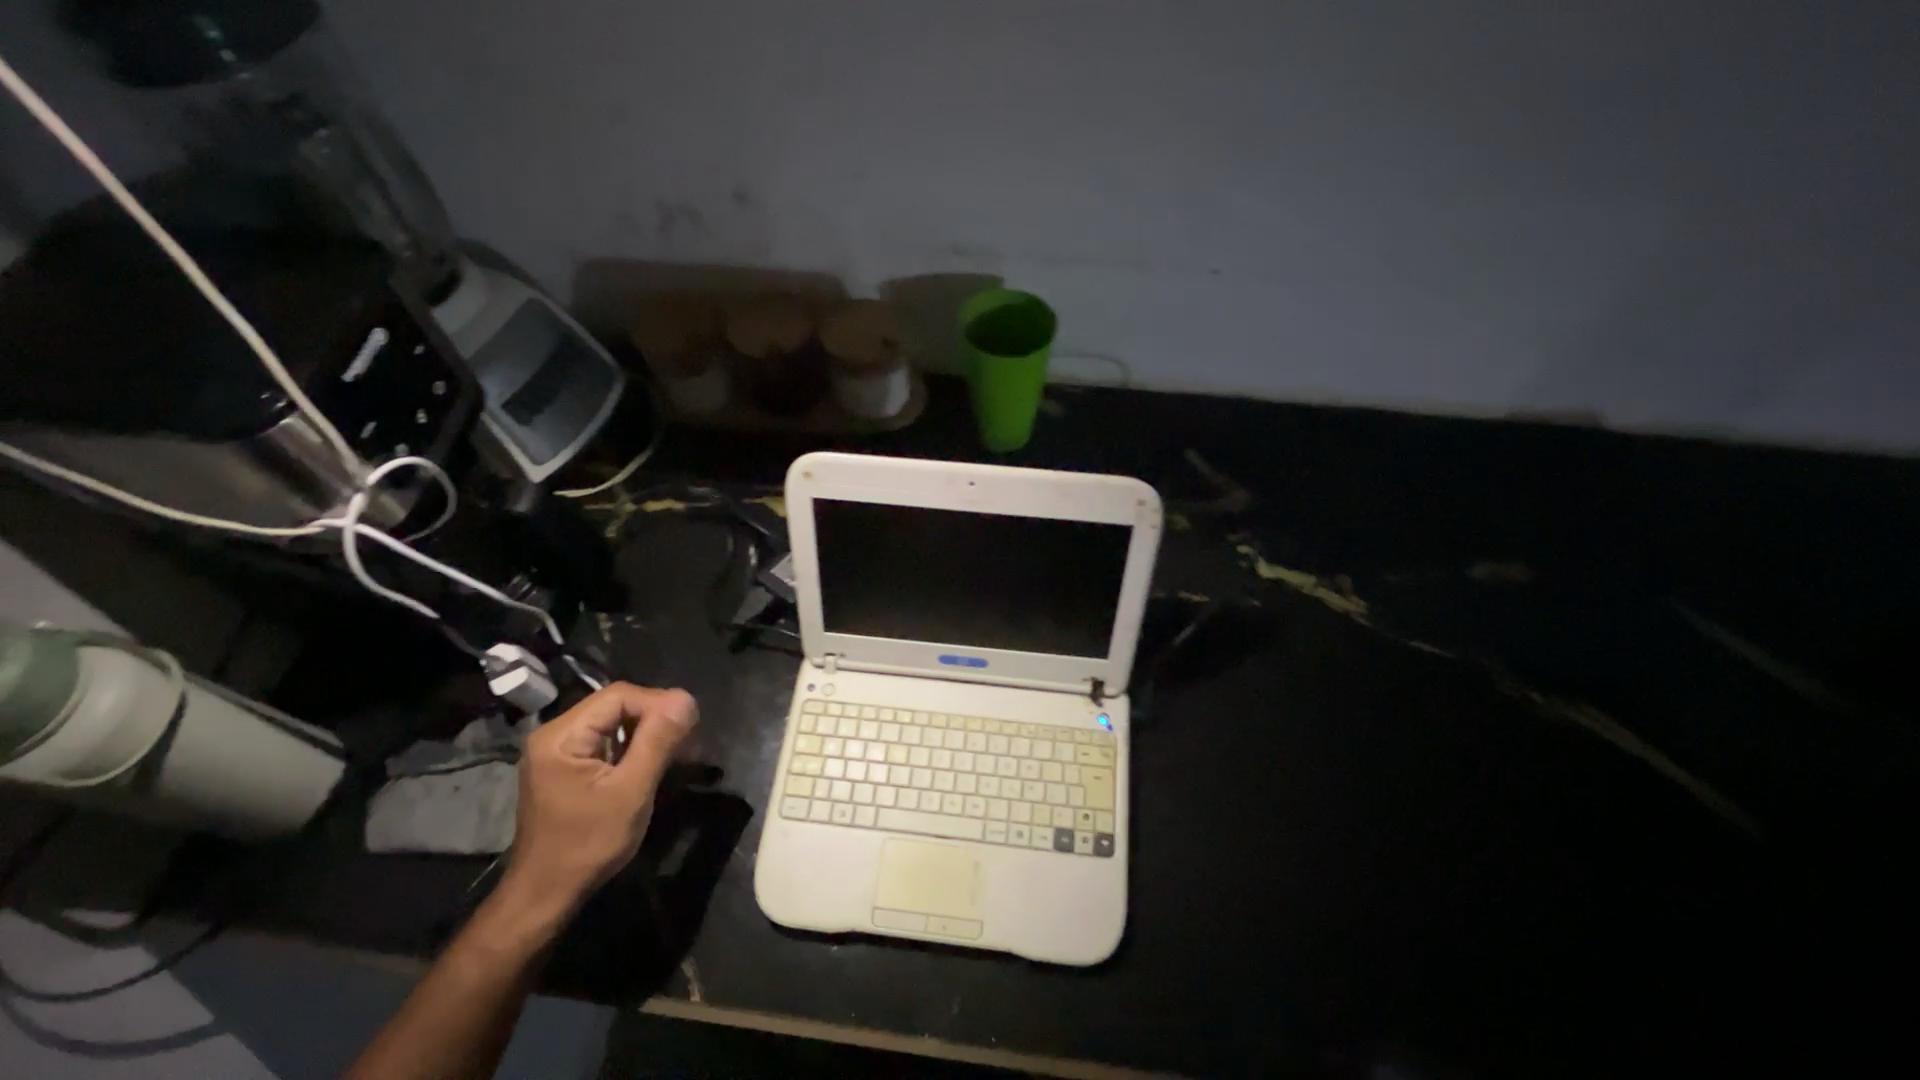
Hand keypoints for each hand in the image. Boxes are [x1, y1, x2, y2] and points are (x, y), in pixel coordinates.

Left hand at [501, 682, 697, 914]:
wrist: (547, 894)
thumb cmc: (588, 844)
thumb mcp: (631, 791)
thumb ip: (657, 741)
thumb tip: (686, 698)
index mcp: (561, 735)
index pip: (619, 696)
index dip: (658, 703)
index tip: (690, 725)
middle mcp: (554, 735)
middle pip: (614, 706)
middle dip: (654, 717)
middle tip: (688, 739)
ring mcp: (558, 753)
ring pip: (612, 724)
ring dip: (646, 733)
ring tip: (676, 751)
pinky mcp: (566, 769)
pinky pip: (605, 744)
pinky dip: (631, 748)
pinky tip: (651, 764)